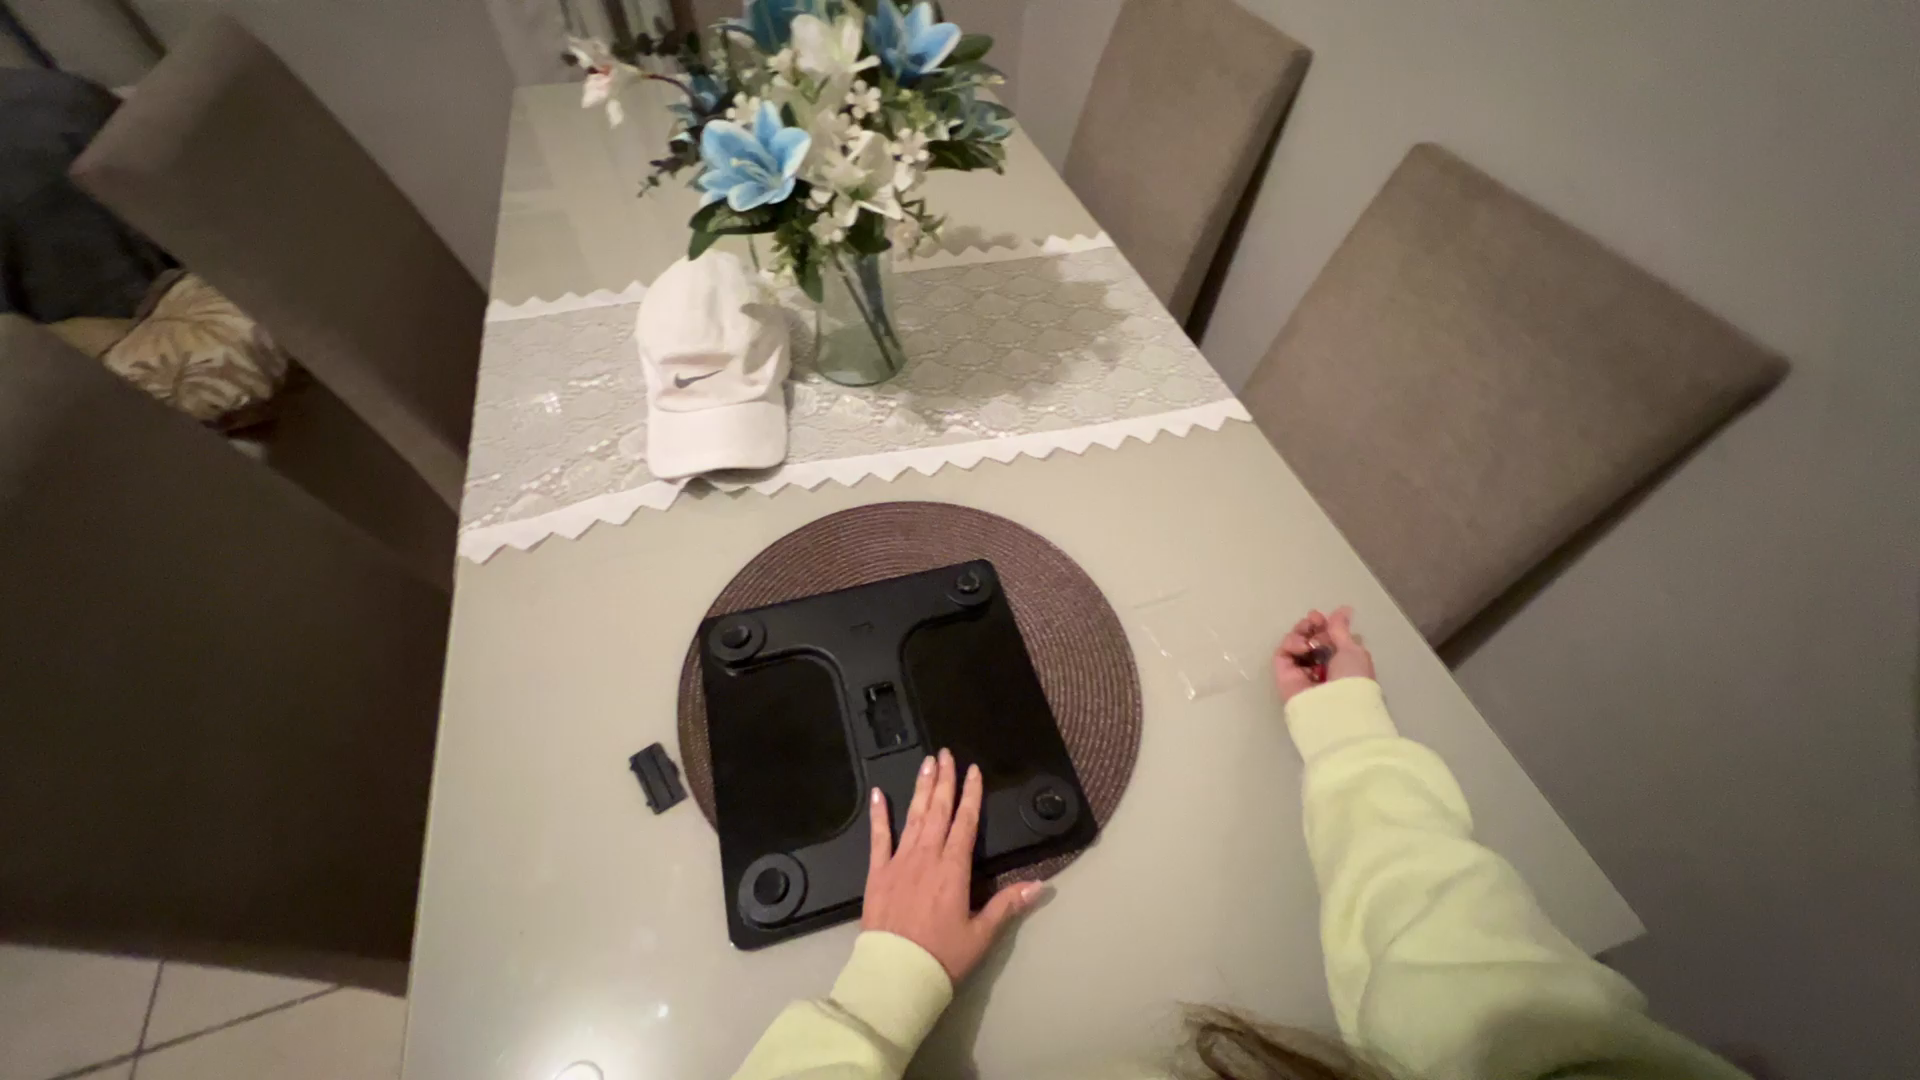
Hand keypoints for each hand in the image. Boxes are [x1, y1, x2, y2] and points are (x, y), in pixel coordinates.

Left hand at [863, 749, 1044, 981]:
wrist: (895, 975)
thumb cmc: (942, 957)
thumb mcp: (981, 935)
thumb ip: (1007, 905)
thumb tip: (1040, 884)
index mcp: (953, 868)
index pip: (964, 822)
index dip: (970, 795)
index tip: (973, 771)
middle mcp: (926, 856)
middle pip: (938, 810)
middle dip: (945, 780)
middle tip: (946, 753)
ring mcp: (899, 861)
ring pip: (913, 816)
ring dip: (921, 788)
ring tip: (926, 763)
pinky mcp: (877, 872)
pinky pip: (878, 837)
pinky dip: (879, 814)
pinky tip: (878, 794)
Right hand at [1272, 605, 1374, 703]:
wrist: (1334, 706)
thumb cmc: (1351, 678)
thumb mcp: (1352, 650)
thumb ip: (1340, 629)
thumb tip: (1343, 608)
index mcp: (1340, 661)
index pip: (1327, 638)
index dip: (1323, 625)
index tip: (1321, 617)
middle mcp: (1320, 665)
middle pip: (1309, 639)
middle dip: (1310, 626)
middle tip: (1313, 620)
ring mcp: (1301, 669)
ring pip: (1295, 644)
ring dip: (1300, 634)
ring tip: (1306, 637)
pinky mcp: (1284, 674)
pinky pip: (1283, 653)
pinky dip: (1291, 645)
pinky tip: (1301, 647)